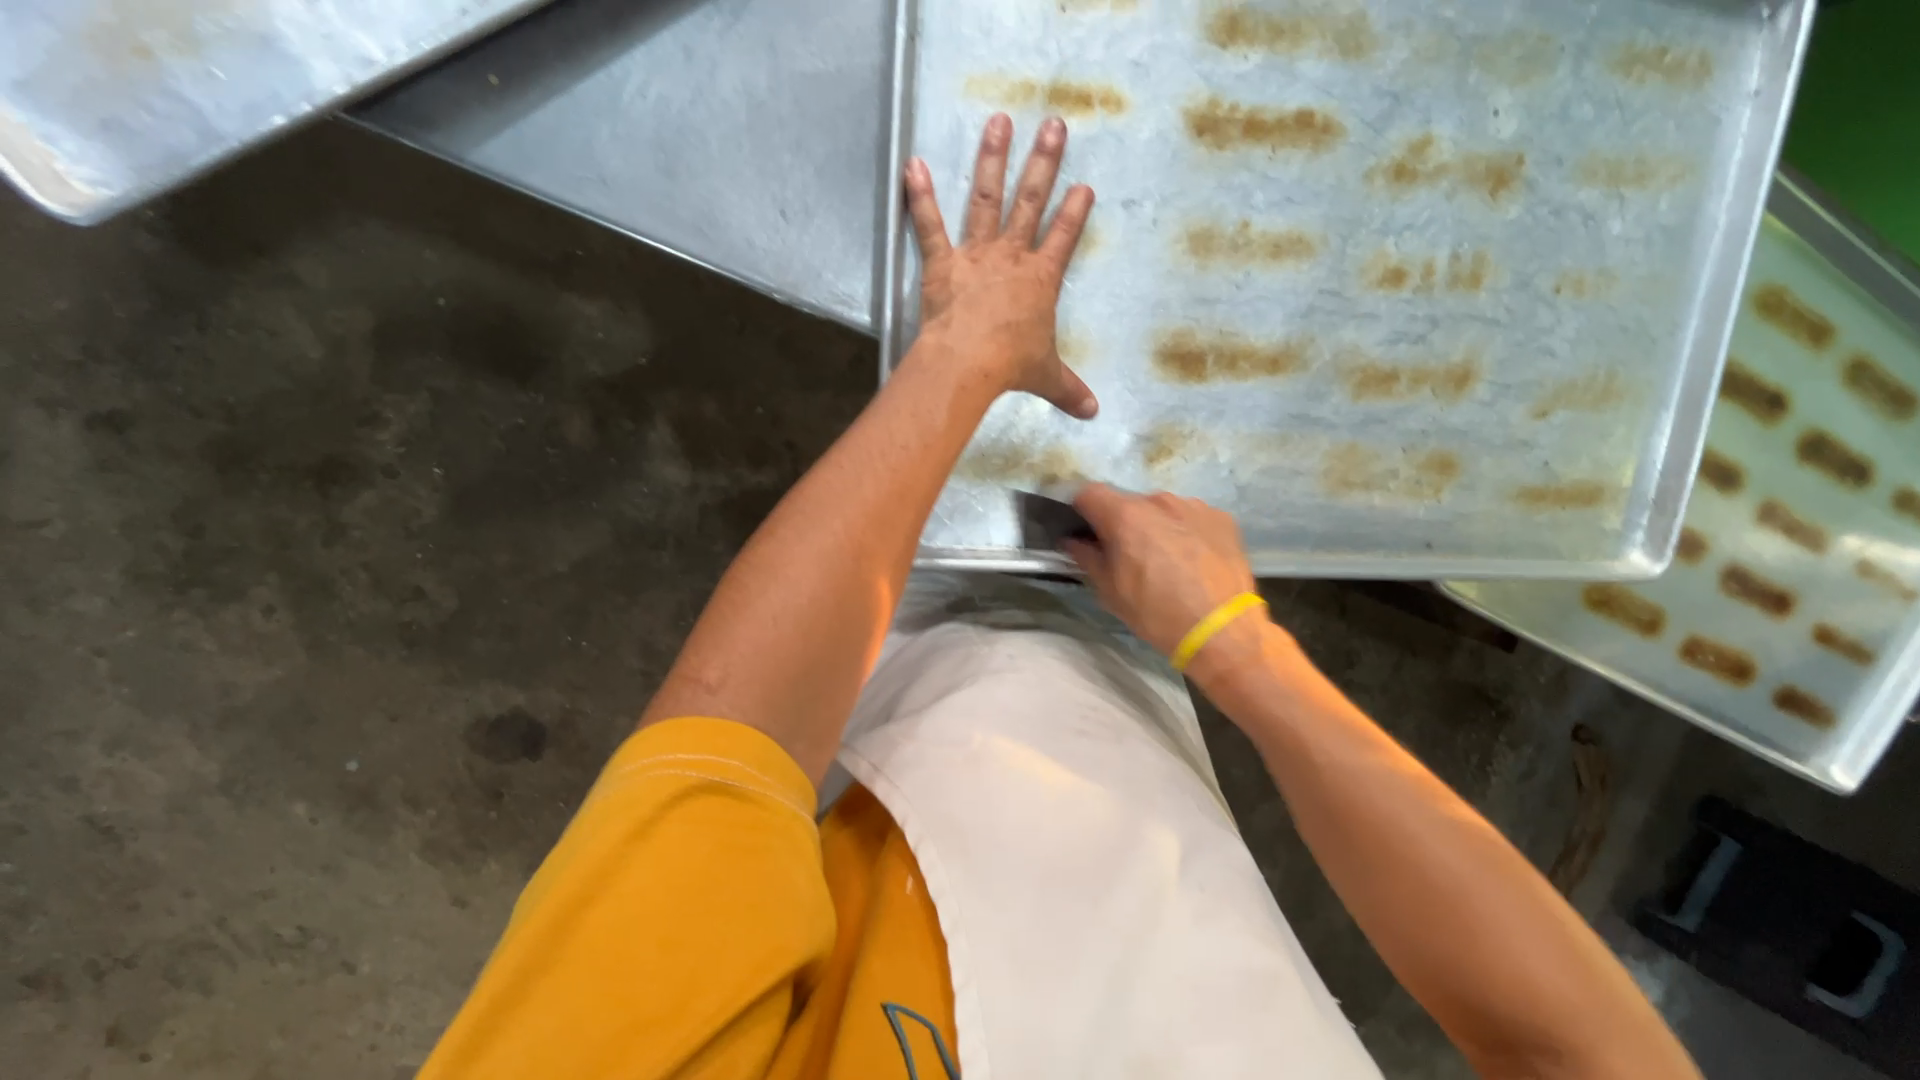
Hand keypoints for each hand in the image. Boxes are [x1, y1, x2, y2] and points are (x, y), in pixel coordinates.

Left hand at [905, 113, 1097, 418]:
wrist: (970, 363)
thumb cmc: (1011, 366)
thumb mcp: (1047, 377)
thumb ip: (1069, 390)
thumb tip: (1094, 413)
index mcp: (1041, 280)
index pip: (1064, 239)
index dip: (1075, 213)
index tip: (1085, 187)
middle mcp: (1012, 257)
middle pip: (1032, 202)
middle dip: (1044, 162)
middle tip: (1053, 125)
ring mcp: (977, 254)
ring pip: (988, 200)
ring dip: (993, 160)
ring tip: (998, 121)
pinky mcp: (943, 261)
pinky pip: (929, 224)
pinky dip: (919, 195)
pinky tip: (912, 163)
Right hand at [1064, 484, 1271, 666]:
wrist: (1221, 631)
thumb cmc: (1156, 614)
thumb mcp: (1111, 592)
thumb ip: (1086, 558)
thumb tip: (1072, 541)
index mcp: (1126, 516)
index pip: (1089, 493)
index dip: (1082, 511)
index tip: (1086, 534)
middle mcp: (1159, 501)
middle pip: (1129, 503)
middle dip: (1123, 524)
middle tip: (1129, 557)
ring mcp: (1194, 506)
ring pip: (1162, 510)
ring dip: (1156, 527)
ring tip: (1167, 561)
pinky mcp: (1221, 518)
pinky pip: (1191, 518)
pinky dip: (1186, 532)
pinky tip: (1193, 561)